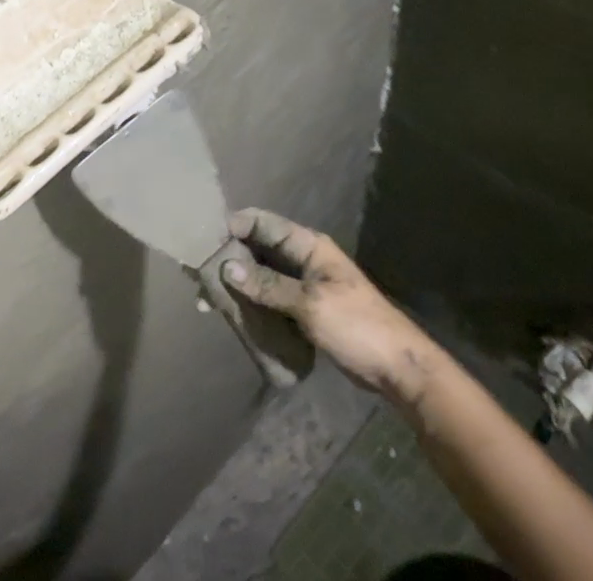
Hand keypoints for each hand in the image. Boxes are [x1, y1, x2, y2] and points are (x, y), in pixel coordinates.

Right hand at [221, 208, 433, 397]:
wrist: (396, 368)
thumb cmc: (357, 326)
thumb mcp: (310, 303)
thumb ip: (268, 285)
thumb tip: (227, 268)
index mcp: (310, 246)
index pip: (264, 223)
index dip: (234, 226)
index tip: (203, 240)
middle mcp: (303, 260)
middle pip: (257, 248)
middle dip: (227, 258)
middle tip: (196, 276)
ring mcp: (303, 285)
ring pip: (260, 275)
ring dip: (235, 284)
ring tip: (205, 300)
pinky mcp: (302, 309)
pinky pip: (268, 298)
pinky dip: (249, 303)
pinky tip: (229, 314)